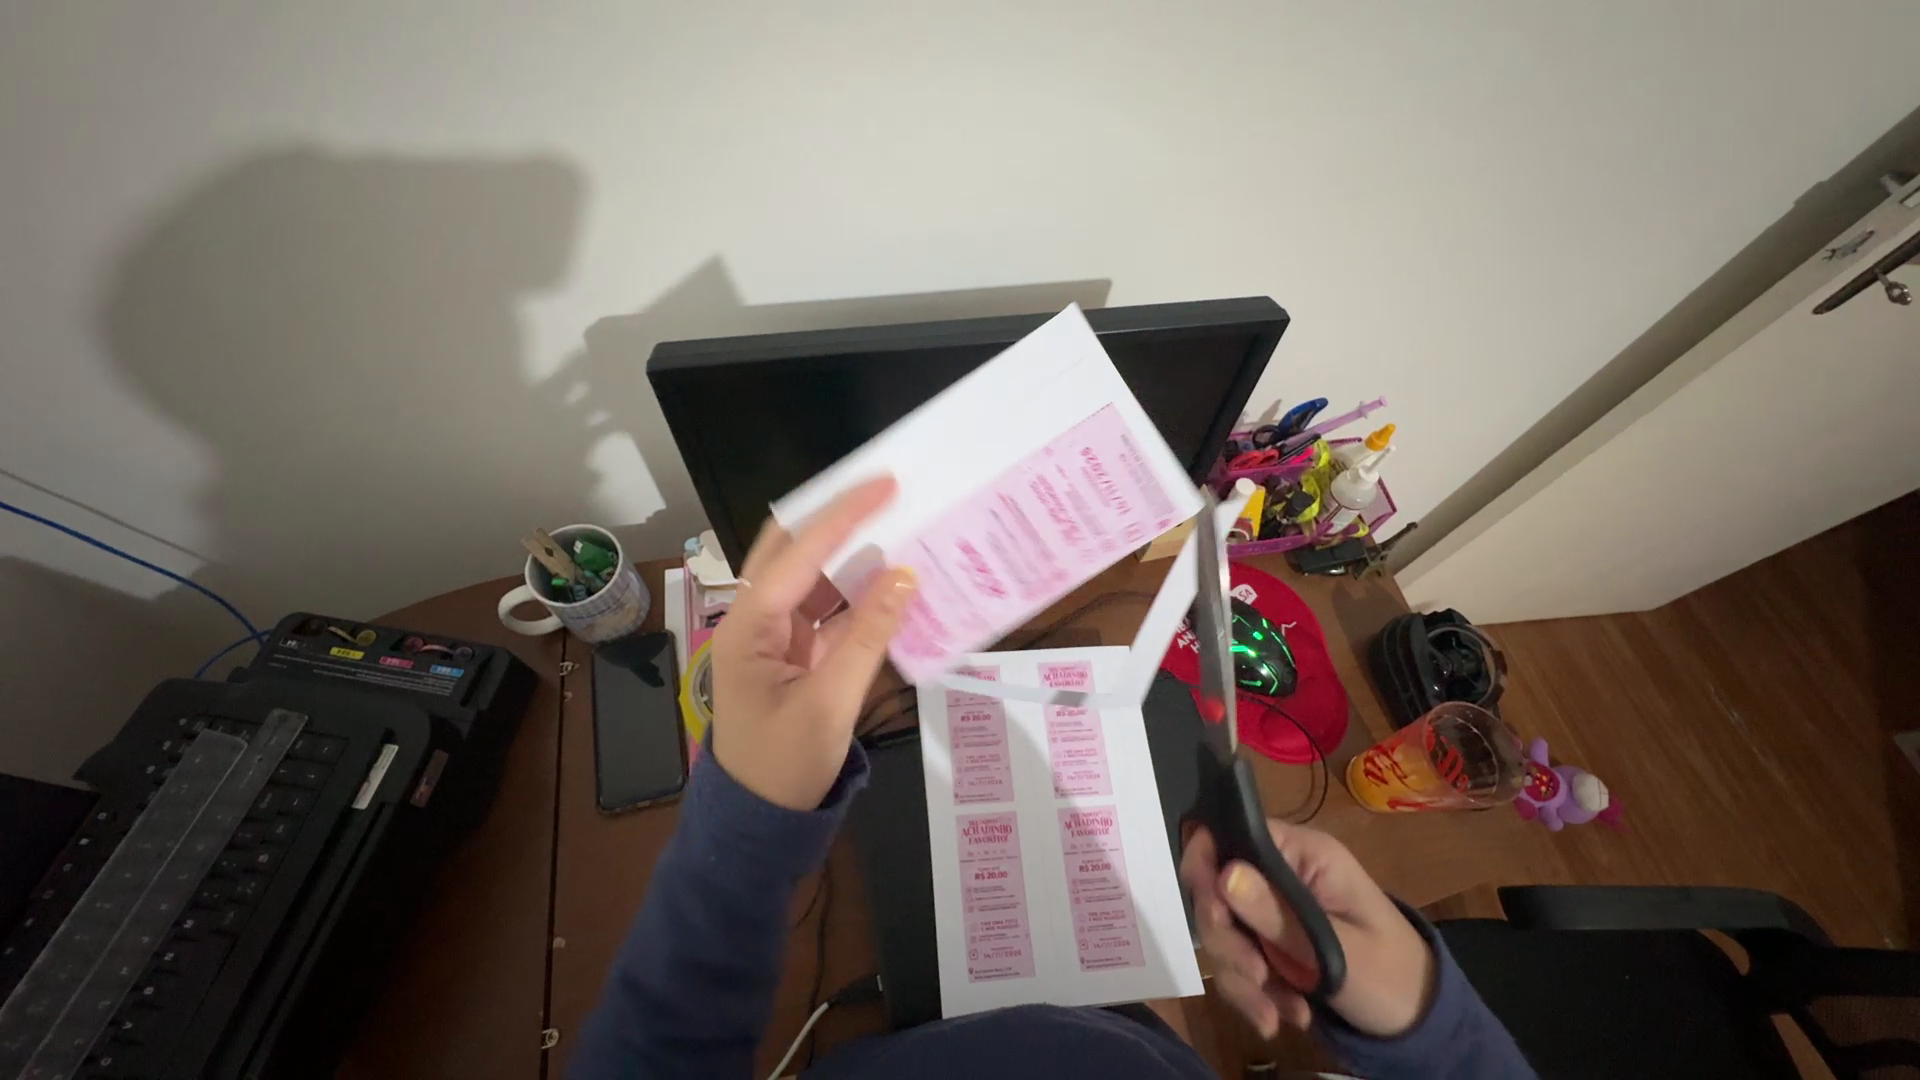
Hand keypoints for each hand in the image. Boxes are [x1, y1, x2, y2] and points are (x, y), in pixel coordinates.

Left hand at [709, 476, 917, 810]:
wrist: (760, 820)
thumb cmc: (785, 765)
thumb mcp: (831, 702)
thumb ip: (869, 635)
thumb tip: (906, 576)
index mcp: (749, 626)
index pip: (800, 553)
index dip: (843, 515)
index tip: (884, 484)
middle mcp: (756, 618)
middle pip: (791, 549)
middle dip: (834, 518)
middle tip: (884, 492)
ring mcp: (774, 634)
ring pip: (811, 576)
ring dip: (849, 553)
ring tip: (895, 526)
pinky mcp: (795, 652)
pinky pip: (827, 609)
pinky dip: (857, 594)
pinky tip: (890, 581)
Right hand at [1181, 819, 1435, 1039]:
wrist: (1422, 1030)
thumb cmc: (1395, 978)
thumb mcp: (1341, 950)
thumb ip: (1280, 914)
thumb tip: (1224, 873)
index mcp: (1303, 854)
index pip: (1233, 834)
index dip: (1207, 864)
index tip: (1213, 914)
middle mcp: (1281, 871)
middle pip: (1218, 887)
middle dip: (1228, 939)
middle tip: (1255, 977)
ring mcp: (1272, 908)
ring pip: (1222, 929)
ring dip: (1240, 975)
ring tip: (1277, 1015)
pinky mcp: (1268, 942)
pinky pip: (1235, 959)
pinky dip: (1250, 991)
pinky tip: (1281, 1016)